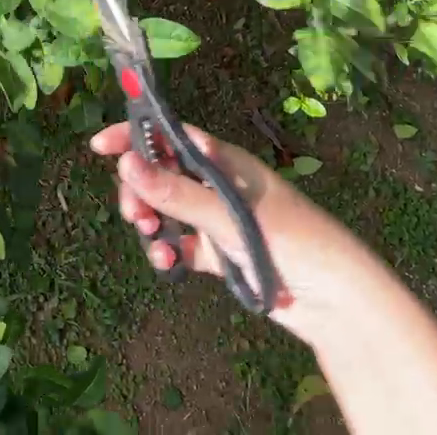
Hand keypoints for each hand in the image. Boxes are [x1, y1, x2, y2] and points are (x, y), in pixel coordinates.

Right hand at [88, 122, 388, 344]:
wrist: (336, 300)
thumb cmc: (287, 239)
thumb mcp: (226, 214)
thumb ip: (174, 192)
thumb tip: (124, 163)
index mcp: (222, 161)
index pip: (170, 136)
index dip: (135, 135)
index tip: (100, 145)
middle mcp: (216, 185)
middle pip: (160, 175)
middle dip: (139, 190)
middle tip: (132, 214)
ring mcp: (216, 219)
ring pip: (166, 211)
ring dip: (150, 221)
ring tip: (149, 239)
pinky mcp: (218, 252)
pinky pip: (180, 244)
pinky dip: (167, 250)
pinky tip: (165, 262)